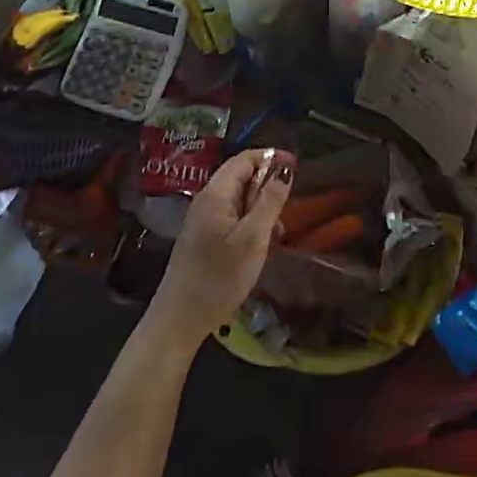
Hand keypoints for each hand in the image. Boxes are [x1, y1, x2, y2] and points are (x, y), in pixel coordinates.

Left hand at [147, 149, 295, 349]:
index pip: (244, 159)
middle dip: (266, 186)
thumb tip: (283, 169)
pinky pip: (231, 217)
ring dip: (260, 208)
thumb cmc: (220, 277)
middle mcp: (206, 200)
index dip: (270, 158)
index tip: (296, 167)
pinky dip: (250, 223)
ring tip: (276, 233)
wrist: (181, 317)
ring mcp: (202, 219)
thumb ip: (269, 202)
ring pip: (238, 199)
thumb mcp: (253, 239)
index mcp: (215, 194)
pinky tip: (259, 245)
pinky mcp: (203, 237)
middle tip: (287, 210)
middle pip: (240, 177)